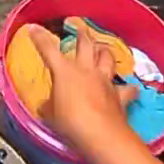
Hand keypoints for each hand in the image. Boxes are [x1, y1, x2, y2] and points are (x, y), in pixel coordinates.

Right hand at [25, 23, 136, 156]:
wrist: (101, 135)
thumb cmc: (70, 122)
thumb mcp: (50, 115)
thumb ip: (48, 106)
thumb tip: (47, 105)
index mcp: (64, 71)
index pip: (48, 49)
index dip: (40, 37)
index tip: (34, 27)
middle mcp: (86, 70)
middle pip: (85, 44)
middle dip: (81, 34)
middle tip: (80, 29)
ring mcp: (105, 81)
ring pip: (107, 57)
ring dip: (104, 52)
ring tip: (102, 50)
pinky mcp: (120, 95)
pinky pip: (126, 88)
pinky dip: (127, 87)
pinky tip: (129, 88)